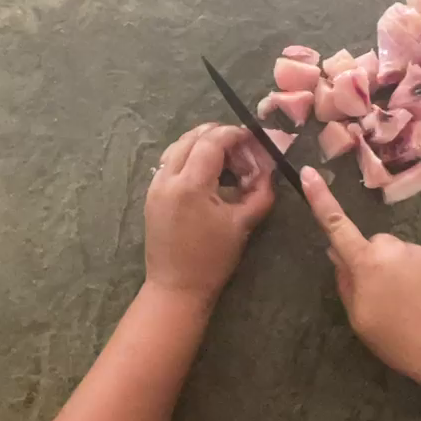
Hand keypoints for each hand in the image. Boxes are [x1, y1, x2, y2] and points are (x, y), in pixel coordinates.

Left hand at [144, 124, 275, 302]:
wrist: (177, 287)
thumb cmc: (213, 259)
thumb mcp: (243, 224)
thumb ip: (260, 192)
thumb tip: (269, 169)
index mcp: (191, 184)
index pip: (212, 142)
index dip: (234, 134)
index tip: (252, 137)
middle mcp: (168, 178)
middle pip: (191, 138)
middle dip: (217, 135)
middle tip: (241, 146)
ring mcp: (155, 185)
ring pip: (176, 147)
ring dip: (201, 143)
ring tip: (225, 157)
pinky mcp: (151, 194)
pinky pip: (169, 162)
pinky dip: (188, 156)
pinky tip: (206, 171)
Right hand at [301, 167, 420, 380]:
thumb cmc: (398, 339)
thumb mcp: (360, 317)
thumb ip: (345, 282)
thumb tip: (336, 253)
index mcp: (366, 261)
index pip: (336, 224)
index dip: (319, 198)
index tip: (307, 172)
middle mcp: (392, 247)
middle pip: (372, 245)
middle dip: (372, 263)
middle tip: (380, 300)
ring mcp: (419, 251)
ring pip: (396, 255)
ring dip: (396, 273)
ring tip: (408, 307)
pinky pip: (418, 263)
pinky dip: (417, 279)